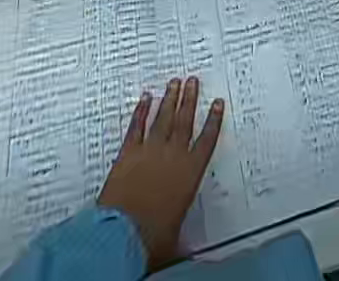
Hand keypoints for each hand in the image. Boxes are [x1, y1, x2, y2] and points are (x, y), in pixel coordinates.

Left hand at [97, 76, 224, 269]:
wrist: (121, 234)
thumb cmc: (151, 239)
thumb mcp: (174, 240)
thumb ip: (184, 240)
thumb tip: (191, 256)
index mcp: (189, 174)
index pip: (206, 140)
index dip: (213, 120)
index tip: (217, 103)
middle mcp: (173, 156)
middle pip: (184, 120)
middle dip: (190, 99)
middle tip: (193, 80)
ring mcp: (149, 151)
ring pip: (163, 118)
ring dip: (170, 99)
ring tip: (174, 82)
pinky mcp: (128, 153)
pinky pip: (136, 126)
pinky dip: (141, 111)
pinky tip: (145, 98)